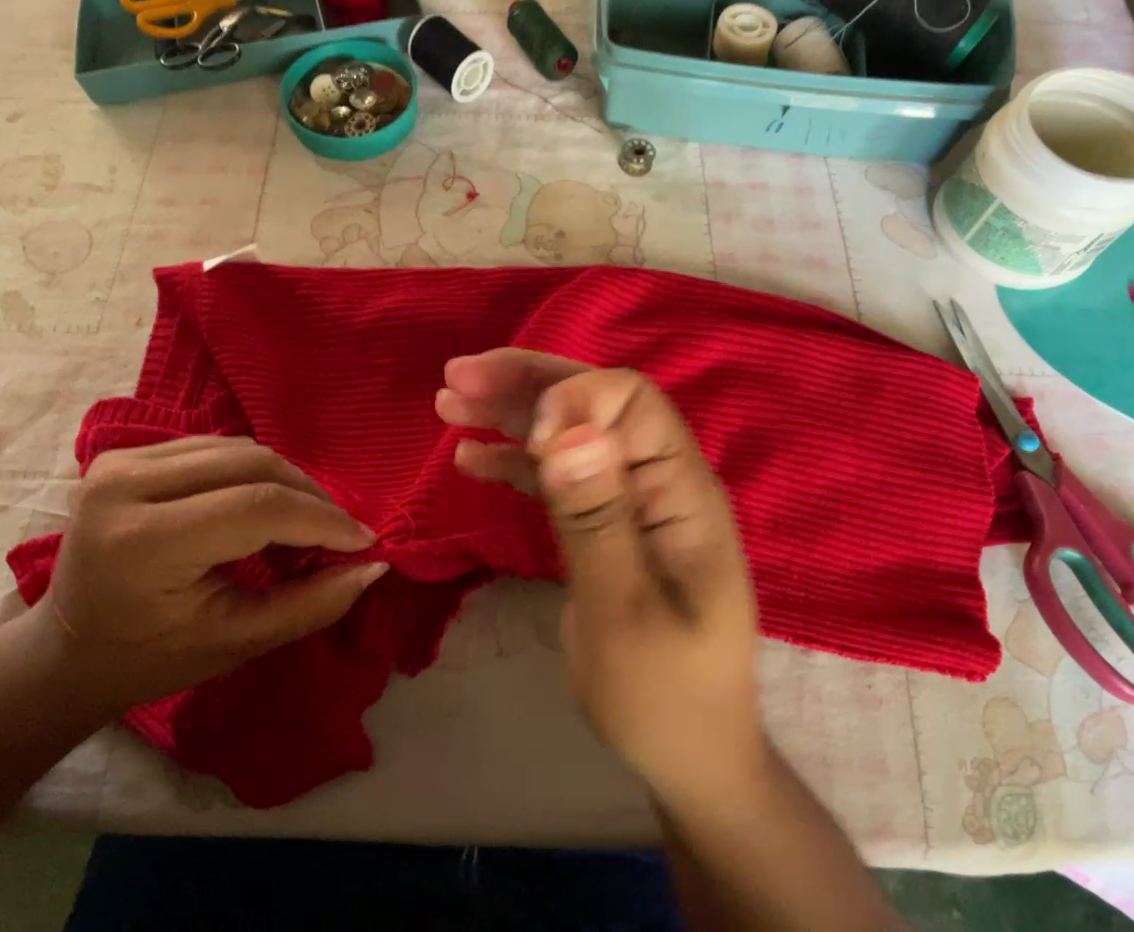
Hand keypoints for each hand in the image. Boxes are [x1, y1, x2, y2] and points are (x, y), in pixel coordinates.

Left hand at [45, 436, 385, 706]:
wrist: (70, 649)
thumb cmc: (150, 659)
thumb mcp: (235, 643)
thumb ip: (310, 604)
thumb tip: (374, 565)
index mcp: (143, 542)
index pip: (257, 508)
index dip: (322, 521)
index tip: (364, 543)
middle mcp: (124, 484)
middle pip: (252, 464)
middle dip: (310, 497)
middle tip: (340, 536)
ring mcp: (118, 461)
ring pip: (238, 448)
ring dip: (286, 481)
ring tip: (307, 523)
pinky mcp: (122, 453)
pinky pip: (214, 448)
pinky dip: (253, 473)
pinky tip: (266, 506)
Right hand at [438, 351, 764, 798]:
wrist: (685, 755)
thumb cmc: (662, 694)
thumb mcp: (625, 613)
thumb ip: (596, 520)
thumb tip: (571, 429)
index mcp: (681, 493)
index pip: (631, 402)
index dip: (573, 399)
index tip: (524, 437)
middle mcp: (659, 486)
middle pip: (594, 406)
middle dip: (527, 384)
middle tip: (455, 377)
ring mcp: (633, 508)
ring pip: (570, 438)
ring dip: (511, 415)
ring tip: (447, 401)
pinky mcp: (607, 532)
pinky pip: (561, 481)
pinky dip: (515, 463)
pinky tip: (470, 458)